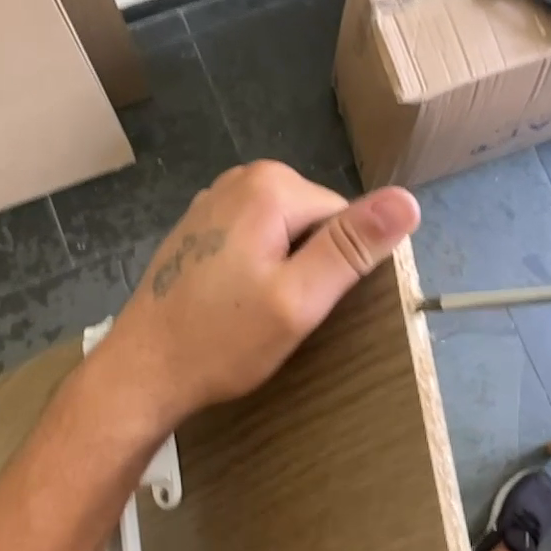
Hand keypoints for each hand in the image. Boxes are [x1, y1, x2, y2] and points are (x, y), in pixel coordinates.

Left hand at [96, 161, 420, 430]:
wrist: (142, 372)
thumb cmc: (222, 341)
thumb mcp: (299, 299)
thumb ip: (351, 247)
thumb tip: (408, 200)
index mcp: (271, 186)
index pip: (344, 218)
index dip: (336, 269)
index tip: (305, 306)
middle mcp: (241, 178)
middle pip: (314, 222)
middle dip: (309, 268)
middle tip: (279, 314)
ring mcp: (214, 201)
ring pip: (286, 234)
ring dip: (284, 272)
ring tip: (256, 312)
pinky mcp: (199, 228)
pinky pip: (255, 240)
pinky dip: (257, 270)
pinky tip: (235, 304)